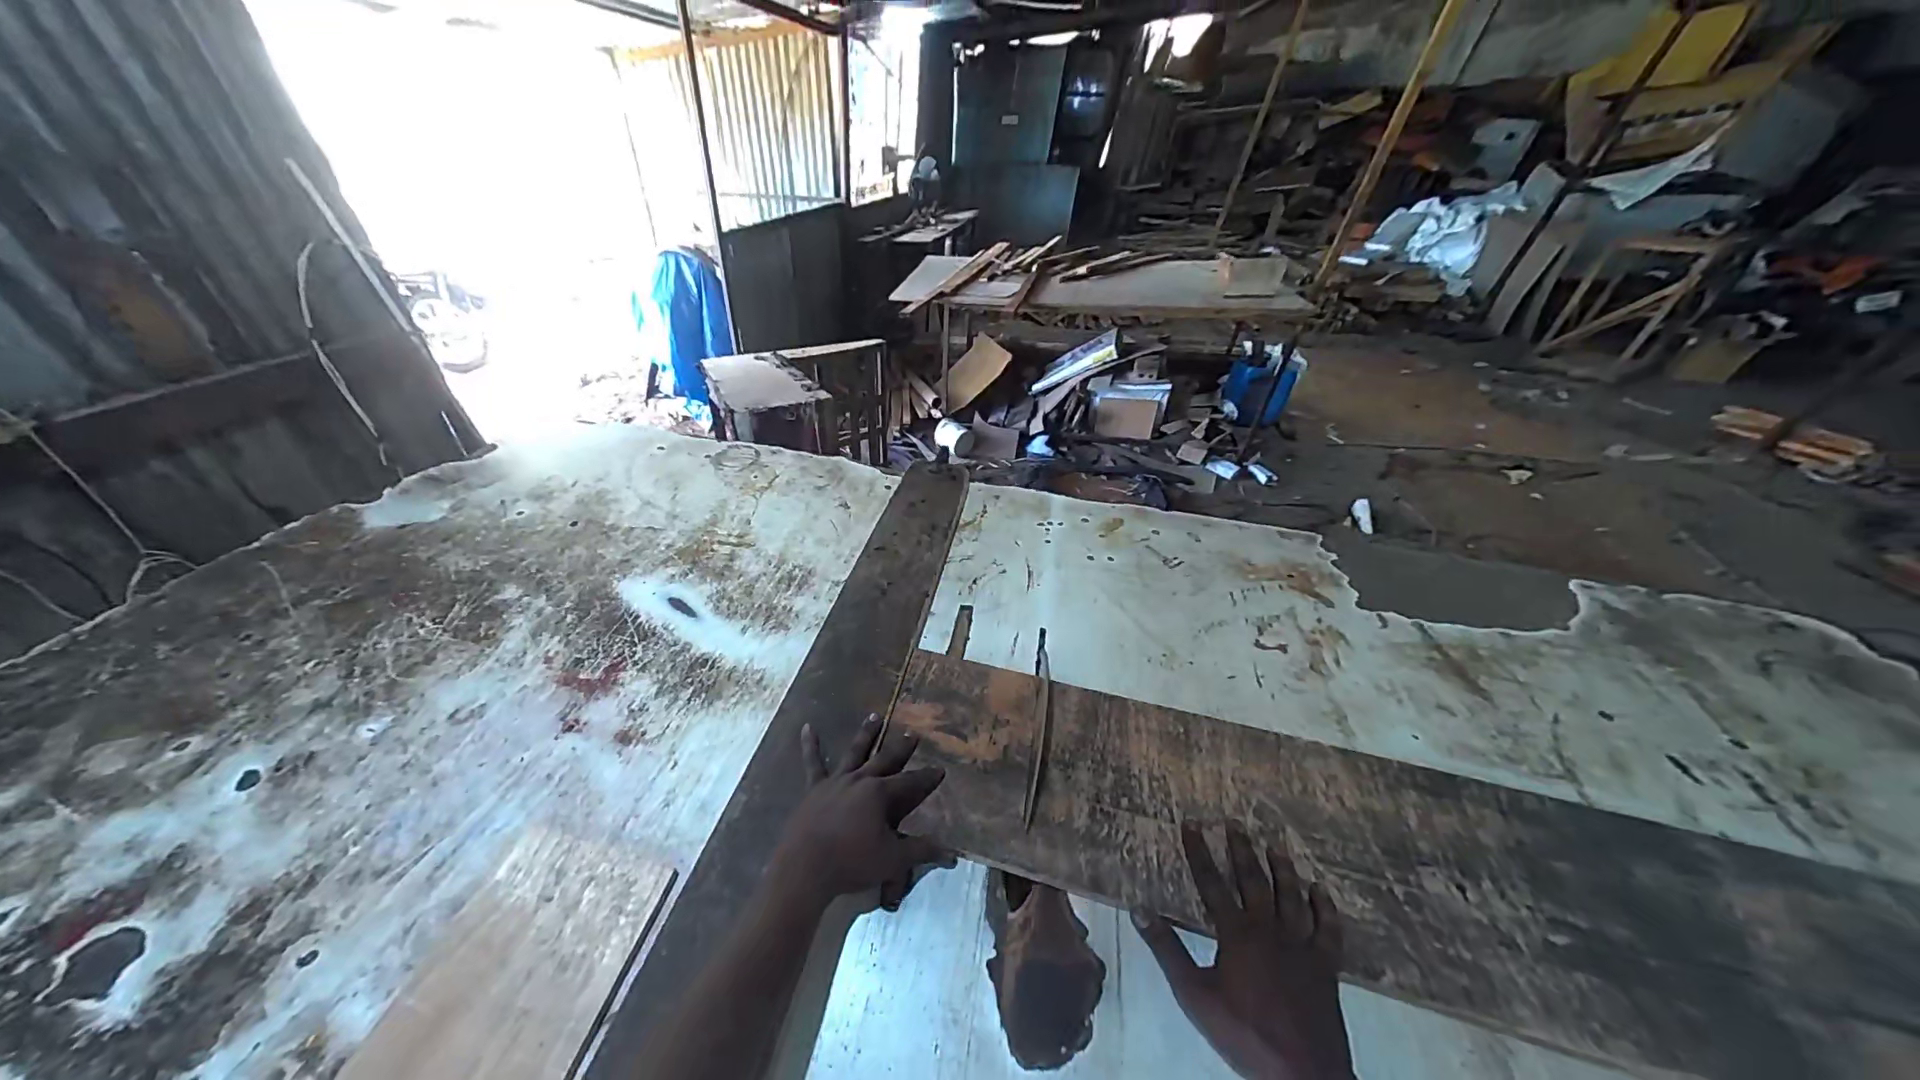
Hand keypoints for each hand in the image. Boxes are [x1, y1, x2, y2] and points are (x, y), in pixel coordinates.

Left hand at [766, 714, 952, 912]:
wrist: (805, 867)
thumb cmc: (851, 862)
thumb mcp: (893, 859)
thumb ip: (921, 852)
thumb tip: (952, 854)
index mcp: (880, 793)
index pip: (910, 782)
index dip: (926, 777)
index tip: (940, 769)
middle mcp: (860, 779)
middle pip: (885, 759)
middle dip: (901, 747)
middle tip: (912, 733)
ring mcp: (835, 781)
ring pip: (854, 752)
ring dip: (866, 734)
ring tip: (875, 716)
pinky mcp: (814, 789)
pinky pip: (813, 763)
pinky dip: (810, 745)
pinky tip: (807, 728)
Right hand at [1135, 823, 1353, 1079]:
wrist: (1302, 1073)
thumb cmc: (1243, 1031)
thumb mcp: (1194, 993)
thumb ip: (1167, 949)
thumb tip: (1139, 909)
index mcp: (1236, 933)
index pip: (1212, 883)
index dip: (1199, 851)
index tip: (1191, 824)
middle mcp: (1269, 930)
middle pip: (1254, 881)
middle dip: (1242, 850)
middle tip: (1235, 823)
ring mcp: (1301, 946)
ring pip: (1291, 897)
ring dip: (1283, 869)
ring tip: (1275, 845)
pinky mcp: (1325, 965)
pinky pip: (1326, 929)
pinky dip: (1324, 908)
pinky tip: (1320, 890)